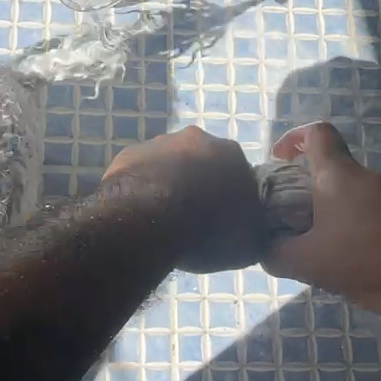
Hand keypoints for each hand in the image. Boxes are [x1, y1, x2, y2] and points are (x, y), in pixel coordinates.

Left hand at [102, 126, 265, 272]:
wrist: (150, 222)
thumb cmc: (207, 230)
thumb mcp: (247, 242)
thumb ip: (250, 227)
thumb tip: (246, 227)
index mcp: (231, 153)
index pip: (236, 172)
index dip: (229, 195)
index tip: (221, 218)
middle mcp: (197, 138)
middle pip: (201, 162)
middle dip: (198, 183)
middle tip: (191, 216)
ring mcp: (160, 142)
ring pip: (169, 164)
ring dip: (168, 183)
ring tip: (162, 217)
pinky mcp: (130, 153)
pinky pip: (141, 171)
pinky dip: (142, 187)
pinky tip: (140, 211)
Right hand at [264, 122, 380, 319]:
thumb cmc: (363, 260)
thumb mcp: (308, 263)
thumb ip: (276, 253)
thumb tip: (263, 249)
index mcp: (337, 175)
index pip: (316, 133)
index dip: (293, 138)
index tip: (280, 161)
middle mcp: (366, 178)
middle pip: (331, 169)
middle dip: (308, 190)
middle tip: (292, 221)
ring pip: (352, 194)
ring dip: (333, 213)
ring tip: (321, 248)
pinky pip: (373, 213)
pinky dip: (357, 228)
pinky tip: (353, 261)